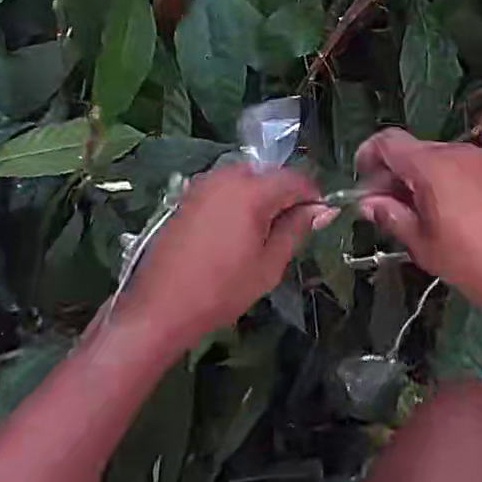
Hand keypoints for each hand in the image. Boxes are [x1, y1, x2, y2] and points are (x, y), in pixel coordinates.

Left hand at [119, 162, 326, 347]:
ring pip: (247, 179)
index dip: (312, 196)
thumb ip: (297, 229)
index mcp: (253, 190)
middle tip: (287, 231)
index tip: (318, 218)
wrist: (159, 306)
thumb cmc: (220, 289)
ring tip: (258, 234)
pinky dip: (237, 201)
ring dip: (260, 197)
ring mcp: (205, 182)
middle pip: (270, 175)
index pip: (296, 179)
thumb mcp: (269, 265)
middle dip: (284, 197)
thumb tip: (321, 209)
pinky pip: (225, 187)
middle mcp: (229, 175)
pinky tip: (231, 233)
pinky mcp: (189, 194)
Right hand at [355, 129, 481, 336]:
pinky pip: (457, 166)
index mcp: (433, 164)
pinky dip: (441, 181)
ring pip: (435, 158)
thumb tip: (369, 201)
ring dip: (416, 178)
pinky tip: (445, 214)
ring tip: (414, 217)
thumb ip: (393, 217)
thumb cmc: (476, 265)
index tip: (360, 181)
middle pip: (411, 149)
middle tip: (383, 209)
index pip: (388, 141)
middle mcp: (456, 151)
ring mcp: (480, 159)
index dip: (367, 155)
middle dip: (391, 173)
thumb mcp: (425, 246)